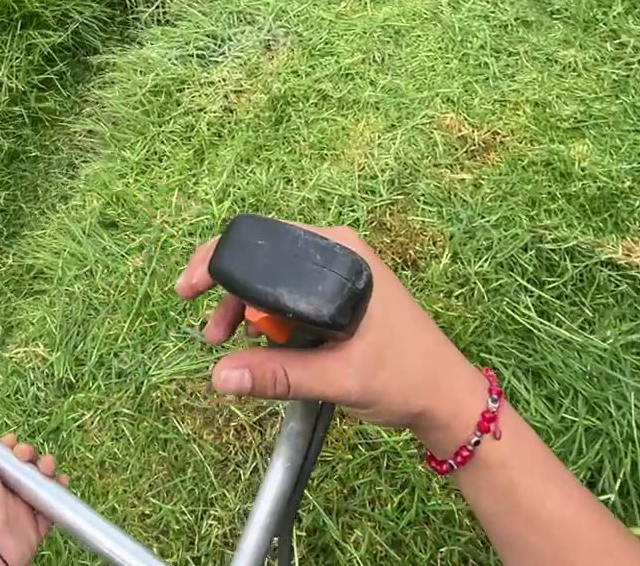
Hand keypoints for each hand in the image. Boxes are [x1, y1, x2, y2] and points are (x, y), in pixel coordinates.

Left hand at [0, 434, 68, 565]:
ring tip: (48, 467)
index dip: (9, 448)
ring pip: (39, 484)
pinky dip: (58, 494)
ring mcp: (19, 510)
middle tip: (26, 455)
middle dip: (29, 455)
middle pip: (22, 468)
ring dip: (46, 470)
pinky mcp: (33, 526)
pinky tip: (61, 482)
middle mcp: (2, 494)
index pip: (2, 459)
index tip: (12, 442)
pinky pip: (51, 508)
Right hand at [176, 222, 485, 445]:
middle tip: (197, 312)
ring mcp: (335, 273)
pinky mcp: (335, 296)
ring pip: (271, 277)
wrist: (448, 400)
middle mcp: (334, 252)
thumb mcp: (339, 378)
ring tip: (218, 338)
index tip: (191, 286)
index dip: (220, 258)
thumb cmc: (404, 379)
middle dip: (226, 284)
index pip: (266, 240)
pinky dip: (263, 314)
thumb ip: (279, 374)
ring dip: (241, 304)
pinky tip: (251, 341)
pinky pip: (286, 295)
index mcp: (339, 253)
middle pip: (263, 256)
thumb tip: (218, 375)